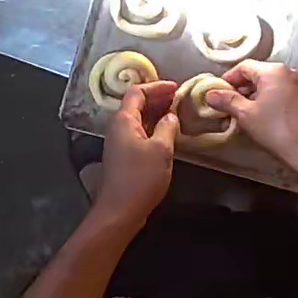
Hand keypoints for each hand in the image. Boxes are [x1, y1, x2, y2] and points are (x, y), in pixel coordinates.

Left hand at [95, 80, 178, 223]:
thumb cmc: (140, 178)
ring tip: (177, 110)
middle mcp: (118, 127)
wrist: (120, 210)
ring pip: (139, 118)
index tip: (176, 87)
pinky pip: (139, 131)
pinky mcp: (124, 154)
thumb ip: (167, 127)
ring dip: (156, 112)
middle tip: (179, 97)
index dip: (156, 86)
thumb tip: (171, 116)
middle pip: (136, 103)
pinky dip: (154, 126)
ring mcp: (120, 141)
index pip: (137, 92)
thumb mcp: (161, 149)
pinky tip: (168, 131)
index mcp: (124, 120)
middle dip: (157, 97)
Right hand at [205, 62, 297, 170]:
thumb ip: (227, 101)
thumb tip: (210, 94)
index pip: (243, 67)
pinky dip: (267, 104)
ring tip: (239, 118)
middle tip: (225, 109)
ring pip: (269, 87)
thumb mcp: (246, 115)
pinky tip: (259, 121)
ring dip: (252, 99)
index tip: (216, 94)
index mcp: (273, 71)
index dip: (227, 79)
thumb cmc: (277, 129)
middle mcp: (288, 73)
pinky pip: (280, 96)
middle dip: (239, 91)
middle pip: (257, 76)